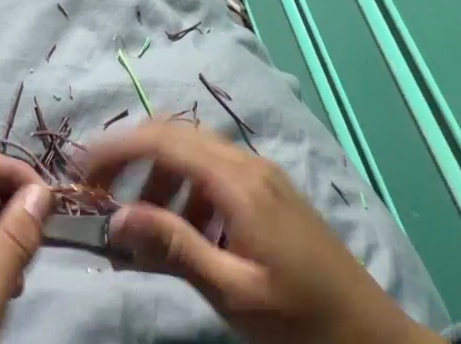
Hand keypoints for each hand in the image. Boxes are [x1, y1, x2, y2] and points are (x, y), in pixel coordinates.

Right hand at [84, 123, 440, 343]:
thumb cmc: (302, 320)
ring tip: (148, 229)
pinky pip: (215, 171)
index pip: (164, 140)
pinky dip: (188, 191)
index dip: (117, 149)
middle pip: (175, 135)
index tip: (84, 174)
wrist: (376, 339)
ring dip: (160, 179)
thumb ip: (174, 248)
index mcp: (239, 182)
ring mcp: (262, 174)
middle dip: (133, 158)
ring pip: (194, 152)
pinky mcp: (270, 191)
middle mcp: (248, 164)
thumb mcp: (234, 291)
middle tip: (105, 196)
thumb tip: (116, 216)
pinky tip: (191, 235)